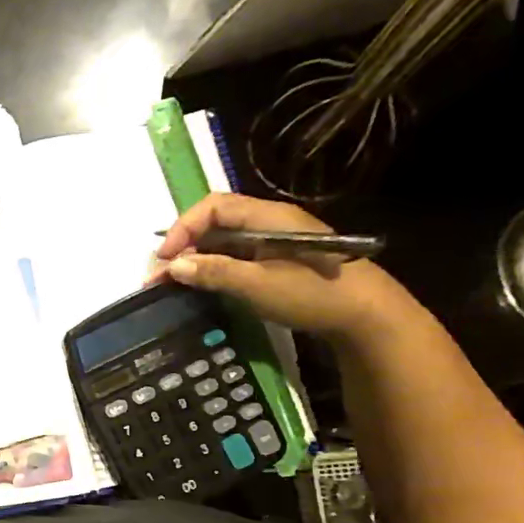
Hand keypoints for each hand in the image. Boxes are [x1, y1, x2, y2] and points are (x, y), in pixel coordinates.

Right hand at [152, 193, 415, 340]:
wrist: (364, 315)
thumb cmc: (312, 294)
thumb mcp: (258, 285)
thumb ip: (215, 272)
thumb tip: (174, 266)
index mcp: (267, 217)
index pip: (213, 207)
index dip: (183, 228)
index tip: (164, 259)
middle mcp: (268, 223)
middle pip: (215, 223)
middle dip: (184, 246)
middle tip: (160, 277)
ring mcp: (274, 243)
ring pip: (223, 242)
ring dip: (196, 259)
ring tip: (173, 284)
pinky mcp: (277, 263)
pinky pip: (236, 258)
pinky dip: (213, 269)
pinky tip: (201, 287)